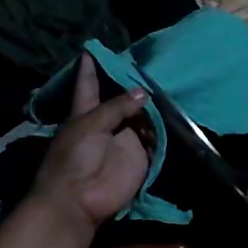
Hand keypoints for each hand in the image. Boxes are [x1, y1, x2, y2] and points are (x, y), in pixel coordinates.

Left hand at [29, 54, 150, 227]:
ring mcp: (124, 140)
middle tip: (150, 64)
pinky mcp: (139, 157)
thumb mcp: (91, 124)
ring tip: (167, 85)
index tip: (91, 48)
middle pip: (121, 99)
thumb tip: (143, 93)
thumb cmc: (75, 157)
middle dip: (132, 85)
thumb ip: (117, 106)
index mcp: (85, 112)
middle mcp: (106, 123)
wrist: (79, 199)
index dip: (89, 68)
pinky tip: (172, 113)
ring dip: (151, 106)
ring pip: (141, 117)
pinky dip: (161, 128)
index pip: (88, 85)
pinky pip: (154, 139)